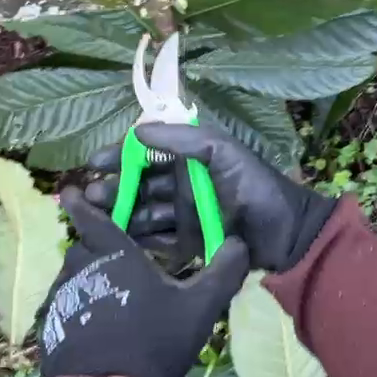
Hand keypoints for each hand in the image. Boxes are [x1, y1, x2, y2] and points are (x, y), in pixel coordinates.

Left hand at [40, 189, 250, 376]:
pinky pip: (64, 304)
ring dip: (89, 277)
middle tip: (118, 256)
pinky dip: (78, 305)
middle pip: (84, 246)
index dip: (82, 203)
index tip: (68, 191)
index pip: (94, 218)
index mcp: (115, 255)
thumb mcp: (201, 306)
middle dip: (96, 245)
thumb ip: (224, 271)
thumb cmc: (155, 341)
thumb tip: (241, 242)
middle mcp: (82, 269)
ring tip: (112, 294)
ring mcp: (62, 299)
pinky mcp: (51, 328)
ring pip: (73, 275)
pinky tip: (98, 323)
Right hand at [85, 123, 335, 272]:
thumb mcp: (223, 152)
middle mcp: (183, 186)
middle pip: (140, 185)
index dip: (121, 156)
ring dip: (120, 214)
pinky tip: (117, 240)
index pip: (148, 153)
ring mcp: (183, 217)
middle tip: (90, 194)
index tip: (95, 162)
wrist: (286, 234)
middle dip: (114, 187)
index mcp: (191, 159)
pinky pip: (155, 241)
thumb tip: (138, 130)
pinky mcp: (187, 246)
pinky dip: (136, 240)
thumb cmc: (255, 186)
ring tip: (96, 217)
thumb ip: (183, 139)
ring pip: (143, 213)